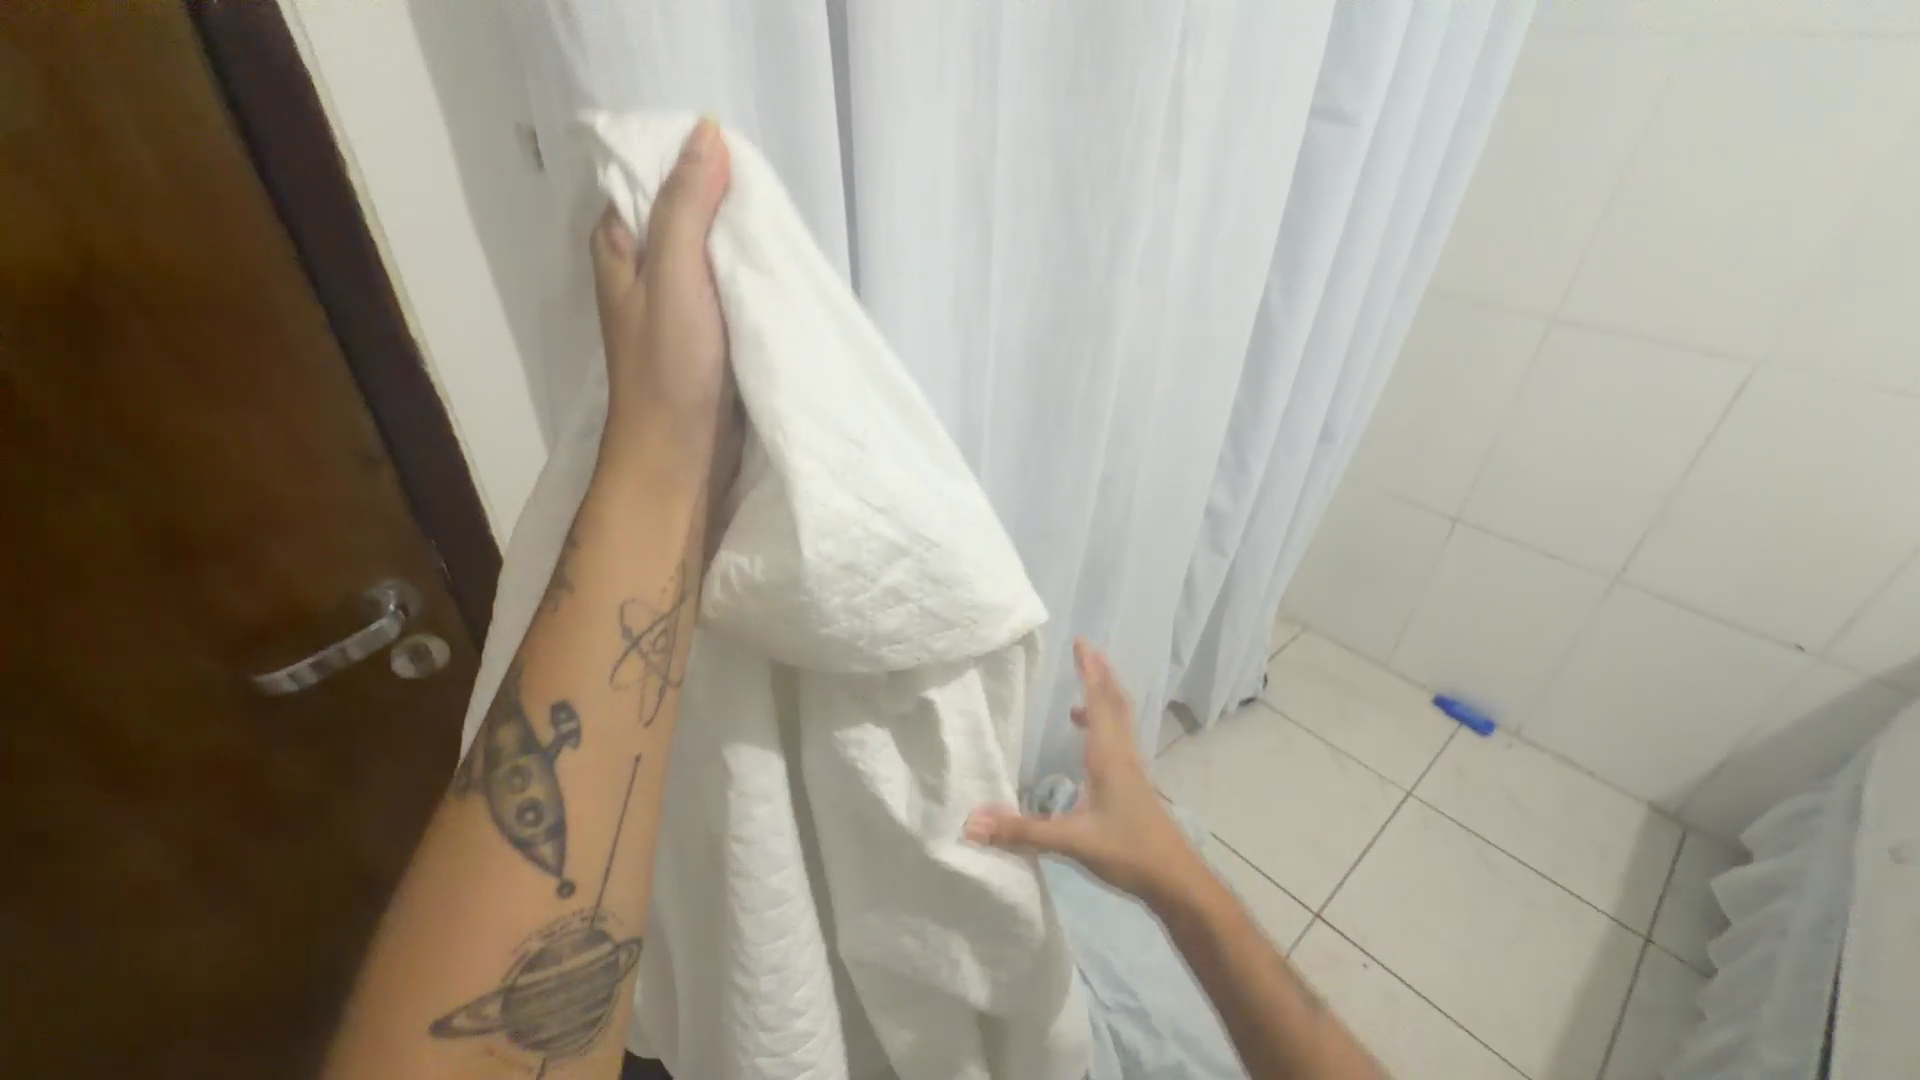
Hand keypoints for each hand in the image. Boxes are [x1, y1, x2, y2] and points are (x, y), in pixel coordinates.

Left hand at [590, 117, 743, 507]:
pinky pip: (729, 286)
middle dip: (725, 202)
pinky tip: (775, 274)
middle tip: (768, 201)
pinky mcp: (706, 331)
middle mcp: (645, 268)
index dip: (691, 162)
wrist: (680, 452)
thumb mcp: (675, 275)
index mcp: (621, 245)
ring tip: (779, 233)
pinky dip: (749, 277)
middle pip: (686, 212)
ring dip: (741, 241)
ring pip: (711, 251)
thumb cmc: (669, 365)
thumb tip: (707, 132)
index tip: (737, 161)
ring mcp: (677, 302)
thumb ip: (687, 206)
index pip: (651, 178)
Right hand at [964, 640, 1204, 903]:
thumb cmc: (1127, 852)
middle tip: (1087, 649)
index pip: (1098, 703)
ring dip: (1105, 698)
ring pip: (1121, 721)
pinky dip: (1105, 726)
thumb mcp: (1070, 842)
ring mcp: (1133, 770)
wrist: (1176, 880)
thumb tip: (972, 823)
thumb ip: (1022, 831)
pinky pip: (1120, 740)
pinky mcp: (1136, 786)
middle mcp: (1123, 755)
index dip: (1089, 672)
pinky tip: (1090, 744)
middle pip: (1114, 703)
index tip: (1081, 643)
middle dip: (1100, 674)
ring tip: (1084, 690)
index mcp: (1108, 757)